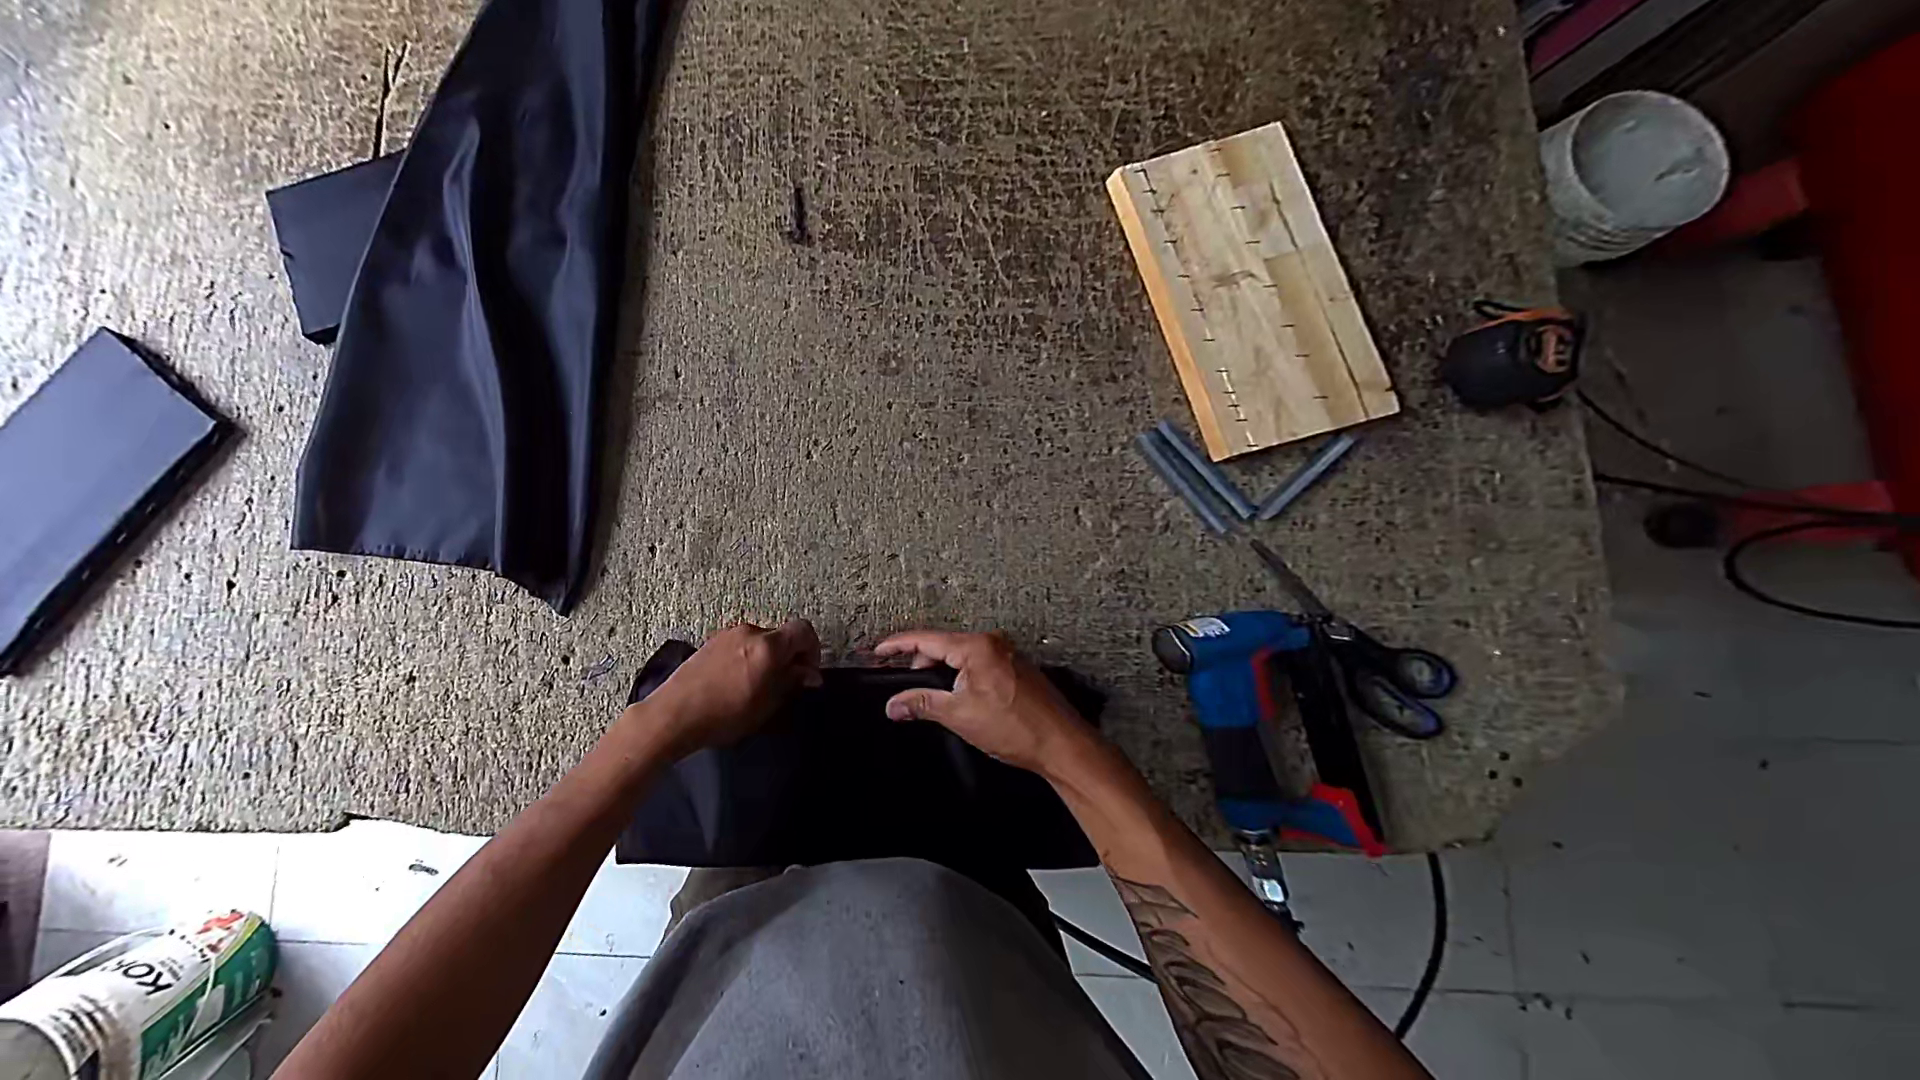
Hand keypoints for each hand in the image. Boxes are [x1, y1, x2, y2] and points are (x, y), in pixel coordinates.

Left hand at [637, 619, 821, 755]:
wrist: (673, 715)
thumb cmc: (724, 714)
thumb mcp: (767, 703)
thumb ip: (792, 682)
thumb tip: (810, 674)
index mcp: (768, 646)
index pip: (804, 630)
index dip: (813, 649)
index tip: (808, 671)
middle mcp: (750, 632)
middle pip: (782, 635)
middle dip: (790, 655)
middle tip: (786, 682)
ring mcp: (728, 635)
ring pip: (761, 640)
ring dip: (768, 657)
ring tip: (759, 685)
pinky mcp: (712, 642)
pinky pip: (741, 644)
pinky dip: (749, 657)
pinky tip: (738, 681)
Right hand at [874, 630, 1098, 777]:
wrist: (1060, 744)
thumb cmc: (1020, 728)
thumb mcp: (959, 715)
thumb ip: (922, 704)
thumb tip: (896, 704)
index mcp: (977, 647)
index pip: (926, 639)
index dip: (898, 645)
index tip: (880, 650)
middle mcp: (994, 644)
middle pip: (944, 646)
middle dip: (921, 664)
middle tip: (904, 685)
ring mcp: (1007, 656)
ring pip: (962, 657)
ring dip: (943, 673)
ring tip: (933, 698)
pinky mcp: (1015, 670)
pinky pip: (979, 665)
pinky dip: (962, 677)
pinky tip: (960, 699)